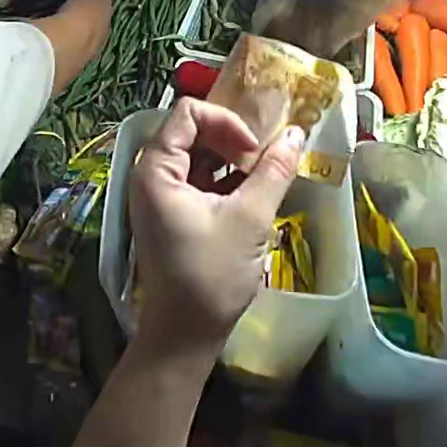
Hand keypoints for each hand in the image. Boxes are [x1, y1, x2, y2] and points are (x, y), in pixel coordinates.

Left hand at [129, 99, 304, 356]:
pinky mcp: (170, 212)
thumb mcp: (250, 219)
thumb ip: (274, 171)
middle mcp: (149, 175)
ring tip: (261, 181)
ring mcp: (158, 194)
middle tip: (261, 164)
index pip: (188, 113)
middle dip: (231, 139)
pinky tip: (250, 195)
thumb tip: (297, 133)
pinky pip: (197, 179)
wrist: (184, 333)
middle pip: (191, 131)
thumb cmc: (211, 275)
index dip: (226, 121)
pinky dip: (223, 179)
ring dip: (231, 160)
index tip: (253, 151)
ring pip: (197, 155)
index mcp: (156, 170)